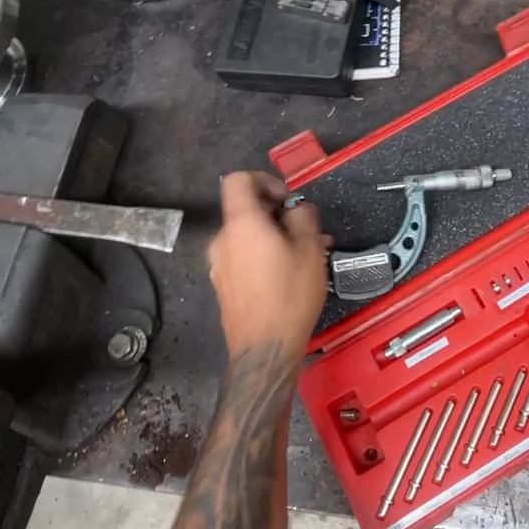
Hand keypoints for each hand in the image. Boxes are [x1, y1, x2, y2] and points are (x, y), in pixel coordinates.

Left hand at [208, 171, 329, 357]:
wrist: (265, 348)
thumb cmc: (290, 295)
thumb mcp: (310, 250)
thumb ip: (304, 218)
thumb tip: (297, 209)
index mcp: (241, 224)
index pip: (238, 180)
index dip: (265, 180)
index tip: (288, 198)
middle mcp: (222, 240)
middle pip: (246, 211)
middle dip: (279, 215)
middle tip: (309, 231)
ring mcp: (218, 265)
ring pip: (248, 237)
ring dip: (276, 238)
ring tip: (308, 255)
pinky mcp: (223, 285)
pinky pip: (244, 258)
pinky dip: (265, 256)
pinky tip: (290, 275)